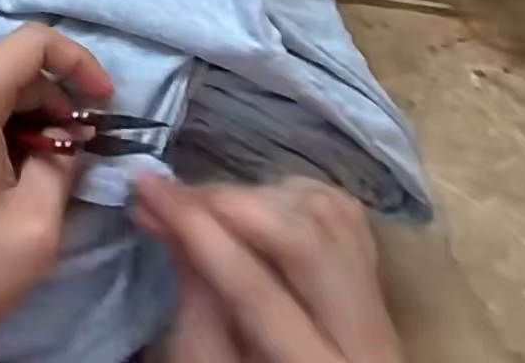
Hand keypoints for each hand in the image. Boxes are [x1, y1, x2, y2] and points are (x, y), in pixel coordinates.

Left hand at [0, 24, 114, 362]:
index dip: (79, 61)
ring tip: (60, 174)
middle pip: (17, 70)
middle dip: (60, 102)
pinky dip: (11, 132)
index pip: (33, 41)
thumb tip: (69, 139)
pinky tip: (25, 178)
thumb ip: (63, 164)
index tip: (107, 104)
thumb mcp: (34, 222)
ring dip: (38, 121)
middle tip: (88, 154)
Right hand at [131, 174, 400, 362]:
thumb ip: (192, 301)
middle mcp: (370, 341)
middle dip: (224, 201)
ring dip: (255, 194)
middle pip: (303, 238)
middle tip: (170, 194)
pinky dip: (294, 194)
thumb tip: (167, 219)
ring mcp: (381, 308)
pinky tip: (255, 202)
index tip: (143, 183)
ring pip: (327, 216)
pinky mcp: (375, 284)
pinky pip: (345, 216)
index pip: (254, 286)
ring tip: (206, 203)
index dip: (193, 225)